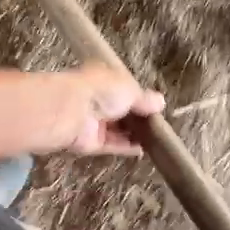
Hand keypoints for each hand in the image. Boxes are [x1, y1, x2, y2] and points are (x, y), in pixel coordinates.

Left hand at [0, 65, 166, 162]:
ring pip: (117, 129)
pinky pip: (112, 145)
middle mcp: (96, 99)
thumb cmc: (100, 90)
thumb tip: (160, 101)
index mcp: (103, 79)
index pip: (123, 88)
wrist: (70, 110)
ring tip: (156, 140)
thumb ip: (144, 98)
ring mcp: (92, 122)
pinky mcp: (90, 143)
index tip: (154, 107)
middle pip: (120, 110)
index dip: (139, 97)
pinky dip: (126, 147)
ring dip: (133, 133)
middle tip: (158, 125)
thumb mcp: (129, 88)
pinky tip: (143, 150)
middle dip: (137, 117)